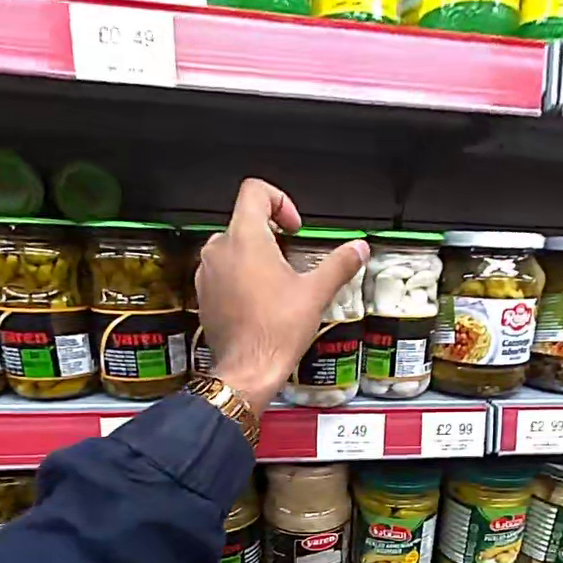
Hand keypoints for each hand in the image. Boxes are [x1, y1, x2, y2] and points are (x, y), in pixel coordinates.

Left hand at [196, 178, 368, 415]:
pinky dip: (239, 279)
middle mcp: (219, 251)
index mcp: (245, 238)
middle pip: (243, 221)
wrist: (248, 370)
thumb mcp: (315, 293)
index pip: (254, 191)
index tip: (292, 225)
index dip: (279, 200)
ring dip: (253, 258)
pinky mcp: (204, 296)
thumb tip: (357, 249)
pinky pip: (221, 275)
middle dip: (269, 234)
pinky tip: (259, 301)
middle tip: (289, 257)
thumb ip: (339, 264)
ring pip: (230, 249)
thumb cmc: (274, 333)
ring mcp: (207, 274)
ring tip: (276, 283)